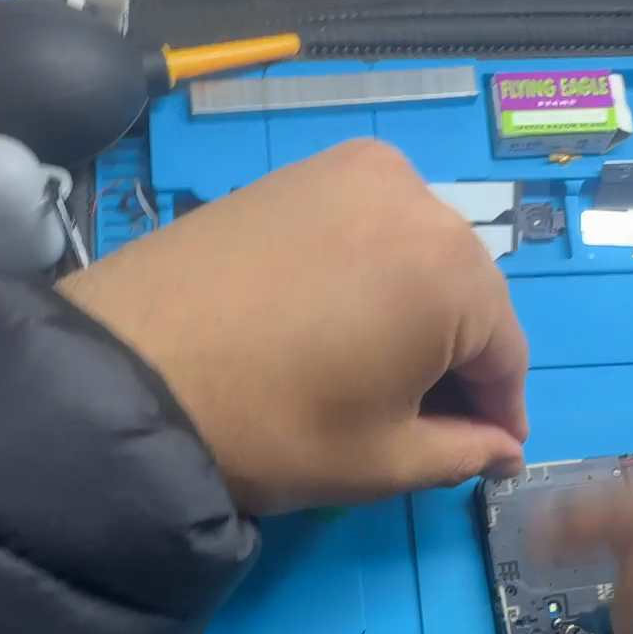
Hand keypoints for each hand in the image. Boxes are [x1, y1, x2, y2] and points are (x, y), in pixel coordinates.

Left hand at [58, 140, 527, 515]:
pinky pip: (365, 234)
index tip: (492, 450)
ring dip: (414, 322)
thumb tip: (504, 448)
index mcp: (451, 269)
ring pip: (415, 261)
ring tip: (379, 381)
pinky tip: (338, 331)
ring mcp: (347, 173)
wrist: (126, 379)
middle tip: (432, 425)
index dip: (501, 410)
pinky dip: (370, 284)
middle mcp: (412, 197)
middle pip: (463, 297)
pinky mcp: (295, 175)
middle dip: (456, 366)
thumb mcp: (382, 460)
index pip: (506, 349)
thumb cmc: (272, 431)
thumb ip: (463, 453)